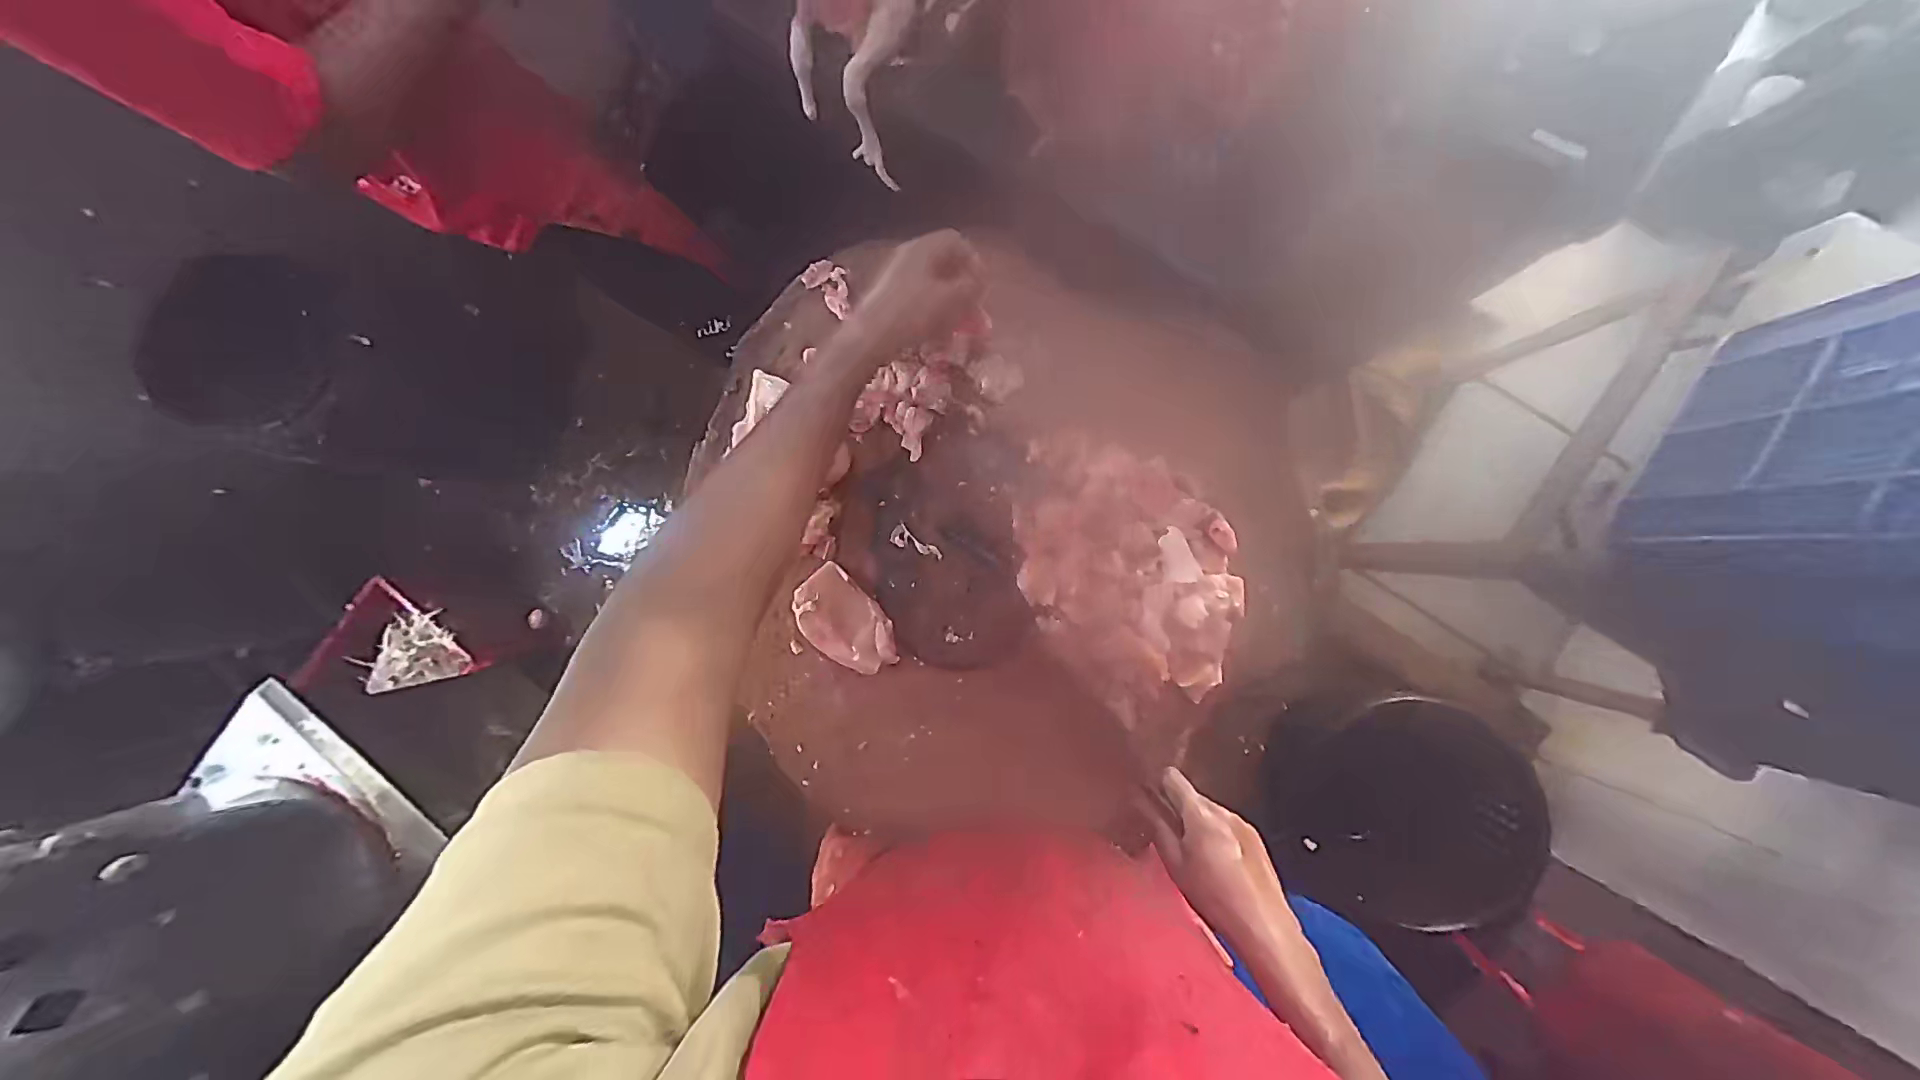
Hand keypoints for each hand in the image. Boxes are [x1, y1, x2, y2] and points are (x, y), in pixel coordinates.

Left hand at [843, 230, 984, 361]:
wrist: (871, 337)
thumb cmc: (914, 314)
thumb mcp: (952, 299)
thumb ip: (972, 286)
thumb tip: (981, 280)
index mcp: (924, 248)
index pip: (957, 241)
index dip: (974, 261)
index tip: (982, 285)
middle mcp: (909, 255)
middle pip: (944, 262)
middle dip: (962, 284)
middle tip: (973, 306)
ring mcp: (896, 276)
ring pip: (932, 282)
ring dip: (949, 300)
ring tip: (957, 323)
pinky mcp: (889, 297)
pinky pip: (918, 298)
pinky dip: (932, 310)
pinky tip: (936, 332)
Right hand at [1142, 767, 1290, 941]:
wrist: (1264, 927)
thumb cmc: (1217, 899)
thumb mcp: (1175, 864)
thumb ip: (1157, 828)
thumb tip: (1145, 807)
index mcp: (1200, 813)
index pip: (1173, 779)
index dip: (1159, 785)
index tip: (1151, 797)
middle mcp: (1224, 812)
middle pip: (1193, 797)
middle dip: (1179, 811)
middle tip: (1169, 836)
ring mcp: (1244, 825)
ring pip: (1211, 812)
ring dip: (1199, 825)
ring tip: (1194, 857)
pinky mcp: (1257, 840)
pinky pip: (1228, 827)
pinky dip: (1218, 836)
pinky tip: (1216, 865)